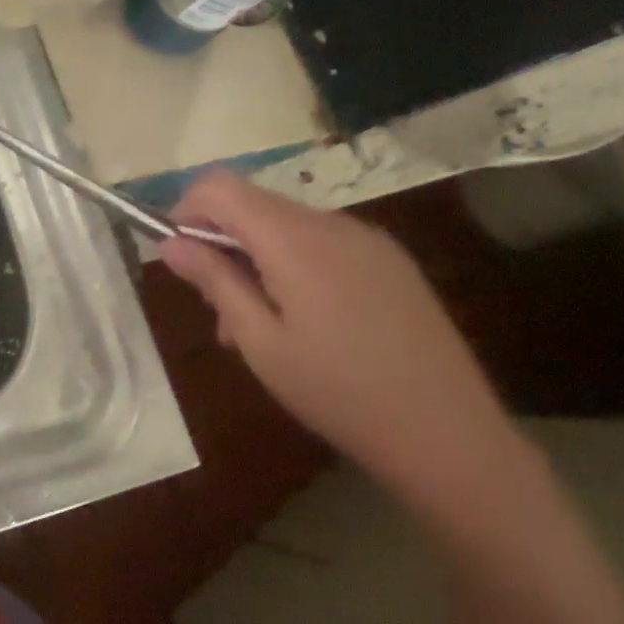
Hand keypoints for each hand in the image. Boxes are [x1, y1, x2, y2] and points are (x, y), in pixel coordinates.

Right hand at [159, 168, 515, 485]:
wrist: (452, 437)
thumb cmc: (340, 393)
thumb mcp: (261, 343)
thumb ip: (215, 281)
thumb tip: (171, 243)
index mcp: (295, 239)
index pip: (220, 186)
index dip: (186, 209)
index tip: (179, 256)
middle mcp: (333, 224)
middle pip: (253, 203)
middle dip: (221, 241)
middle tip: (218, 309)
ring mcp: (369, 240)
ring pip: (286, 225)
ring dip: (257, 258)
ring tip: (259, 326)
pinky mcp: (392, 262)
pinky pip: (323, 243)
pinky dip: (294, 264)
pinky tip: (306, 322)